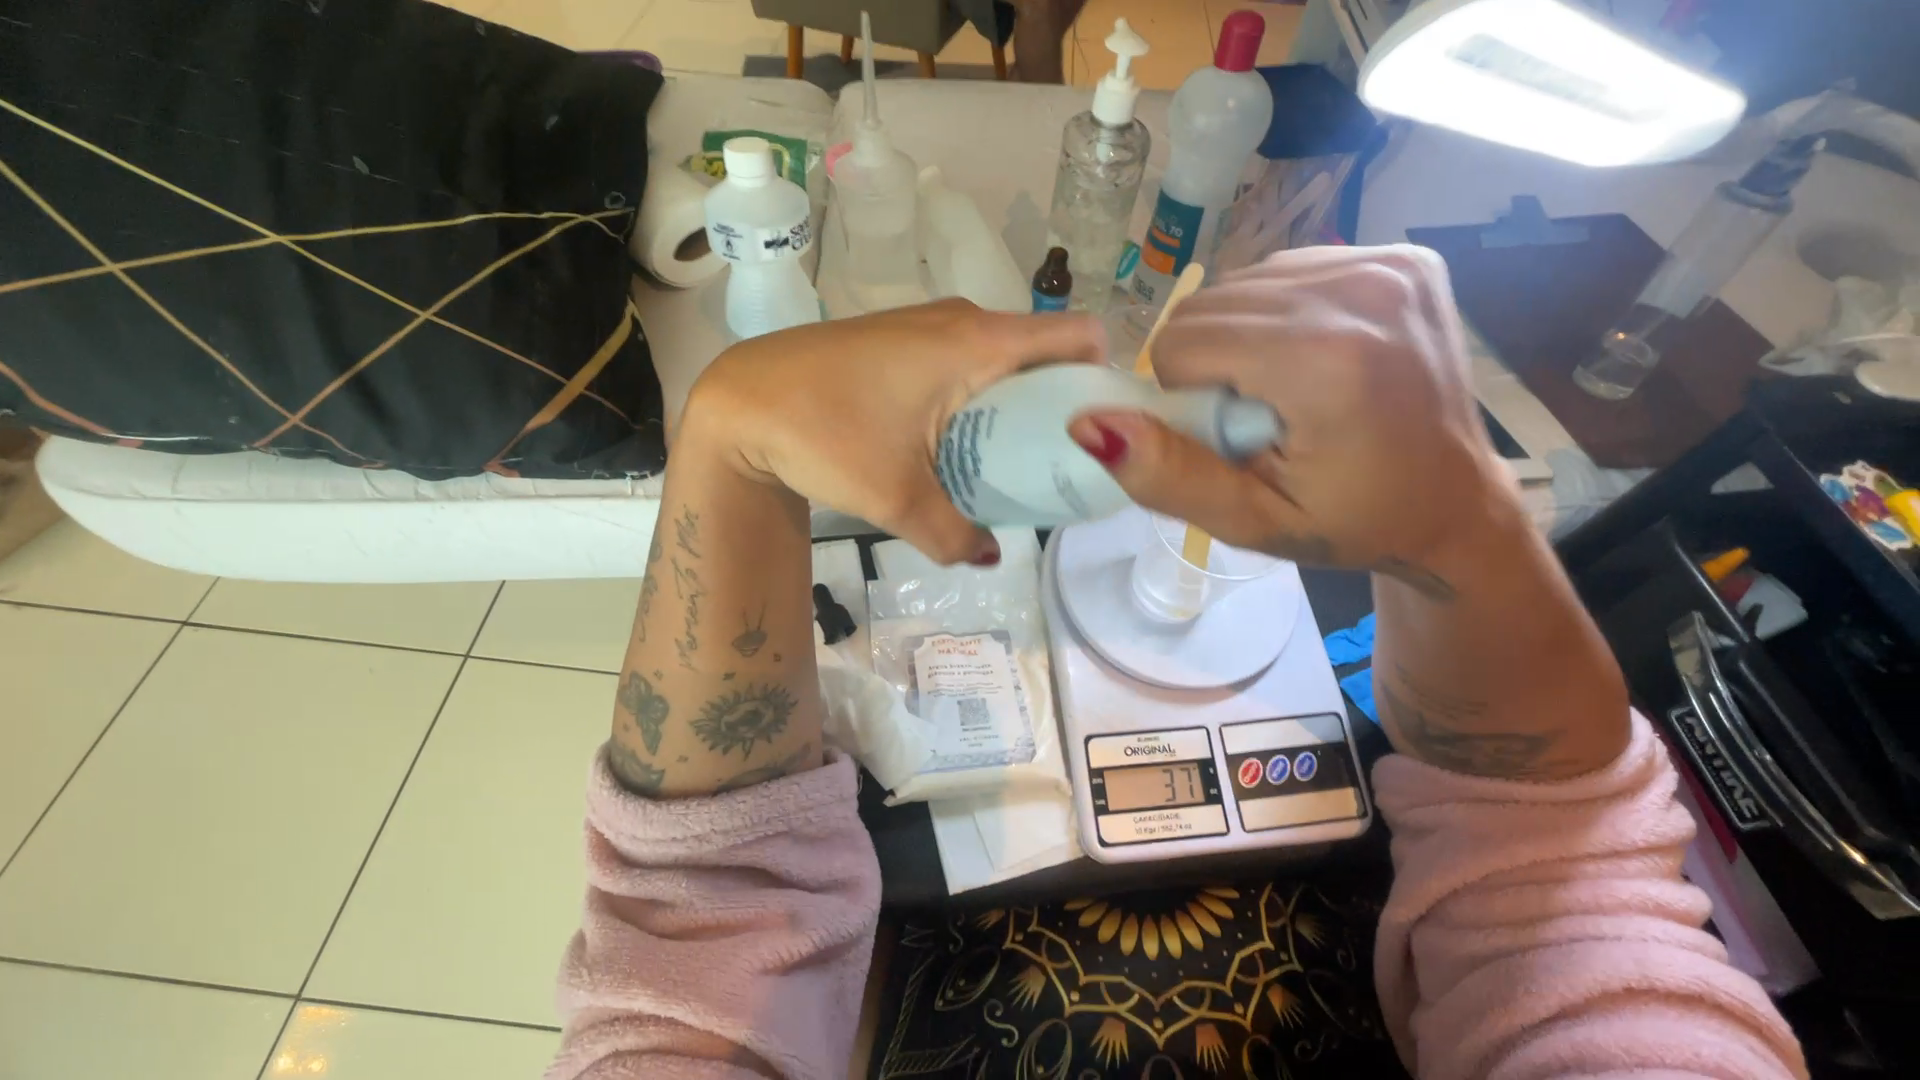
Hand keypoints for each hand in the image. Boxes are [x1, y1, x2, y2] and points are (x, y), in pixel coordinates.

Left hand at [681, 300, 1104, 564]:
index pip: (1077, 336)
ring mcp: (927, 323)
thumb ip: (954, 534)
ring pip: (1000, 356)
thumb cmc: (823, 434)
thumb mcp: (896, 497)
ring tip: (1014, 459)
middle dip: (1061, 401)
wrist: (740, 402)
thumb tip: (989, 557)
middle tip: (1064, 460)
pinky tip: (961, 441)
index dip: (1103, 376)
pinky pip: (965, 360)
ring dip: (1015, 401)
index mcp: (978, 343)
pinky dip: (978, 394)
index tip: (1106, 428)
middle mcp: (962, 319)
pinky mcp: (901, 338)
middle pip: (1042, 351)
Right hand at [1068, 245, 1516, 594]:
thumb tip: (1086, 423)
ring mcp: (1388, 264)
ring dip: (1242, 337)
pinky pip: (1289, 270)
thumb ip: (1167, 474)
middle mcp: (1359, 289)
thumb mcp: (1250, 521)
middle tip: (1259, 418)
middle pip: (1210, 306)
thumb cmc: (1350, 520)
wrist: (1454, 503)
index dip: (1185, 395)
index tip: (1231, 435)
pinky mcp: (1404, 255)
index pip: (1184, 341)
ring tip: (1289, 391)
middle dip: (1212, 364)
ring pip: (1243, 283)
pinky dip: (1281, 314)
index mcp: (1324, 359)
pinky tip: (1316, 359)